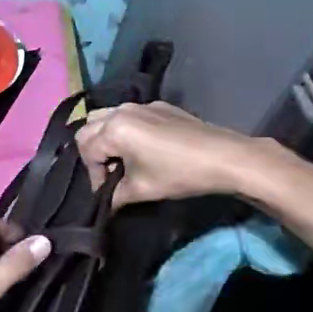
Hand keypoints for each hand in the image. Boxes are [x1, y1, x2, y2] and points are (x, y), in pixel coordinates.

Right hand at [75, 101, 295, 206]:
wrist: (225, 157)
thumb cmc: (179, 174)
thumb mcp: (141, 190)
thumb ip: (114, 197)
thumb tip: (103, 206)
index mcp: (114, 129)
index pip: (87, 151)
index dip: (93, 175)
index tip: (106, 192)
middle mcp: (120, 111)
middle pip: (88, 129)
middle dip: (93, 153)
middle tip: (109, 174)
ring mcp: (140, 105)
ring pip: (104, 117)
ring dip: (104, 137)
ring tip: (120, 159)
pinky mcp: (157, 105)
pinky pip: (126, 114)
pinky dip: (122, 129)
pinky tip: (141, 148)